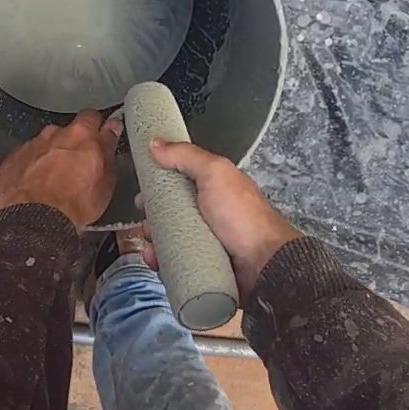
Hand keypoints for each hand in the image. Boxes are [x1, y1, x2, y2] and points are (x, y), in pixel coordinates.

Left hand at [0, 110, 124, 226]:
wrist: (35, 219)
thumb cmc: (74, 203)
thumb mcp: (105, 181)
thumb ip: (108, 149)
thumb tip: (112, 129)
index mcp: (82, 134)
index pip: (94, 118)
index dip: (98, 129)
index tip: (100, 138)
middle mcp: (55, 133)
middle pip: (68, 130)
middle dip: (74, 142)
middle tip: (78, 164)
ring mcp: (32, 144)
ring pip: (46, 143)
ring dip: (52, 154)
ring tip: (54, 178)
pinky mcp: (13, 158)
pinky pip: (27, 156)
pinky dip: (32, 165)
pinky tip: (35, 183)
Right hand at [147, 139, 300, 301]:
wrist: (265, 264)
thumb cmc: (245, 218)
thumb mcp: (214, 173)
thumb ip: (186, 155)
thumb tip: (156, 145)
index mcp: (211, 188)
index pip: (177, 182)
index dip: (157, 186)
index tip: (143, 193)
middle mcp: (207, 214)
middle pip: (168, 212)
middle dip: (152, 219)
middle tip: (148, 224)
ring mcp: (204, 240)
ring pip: (168, 239)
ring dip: (154, 243)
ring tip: (153, 247)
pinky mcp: (201, 264)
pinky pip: (174, 261)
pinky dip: (162, 262)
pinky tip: (158, 261)